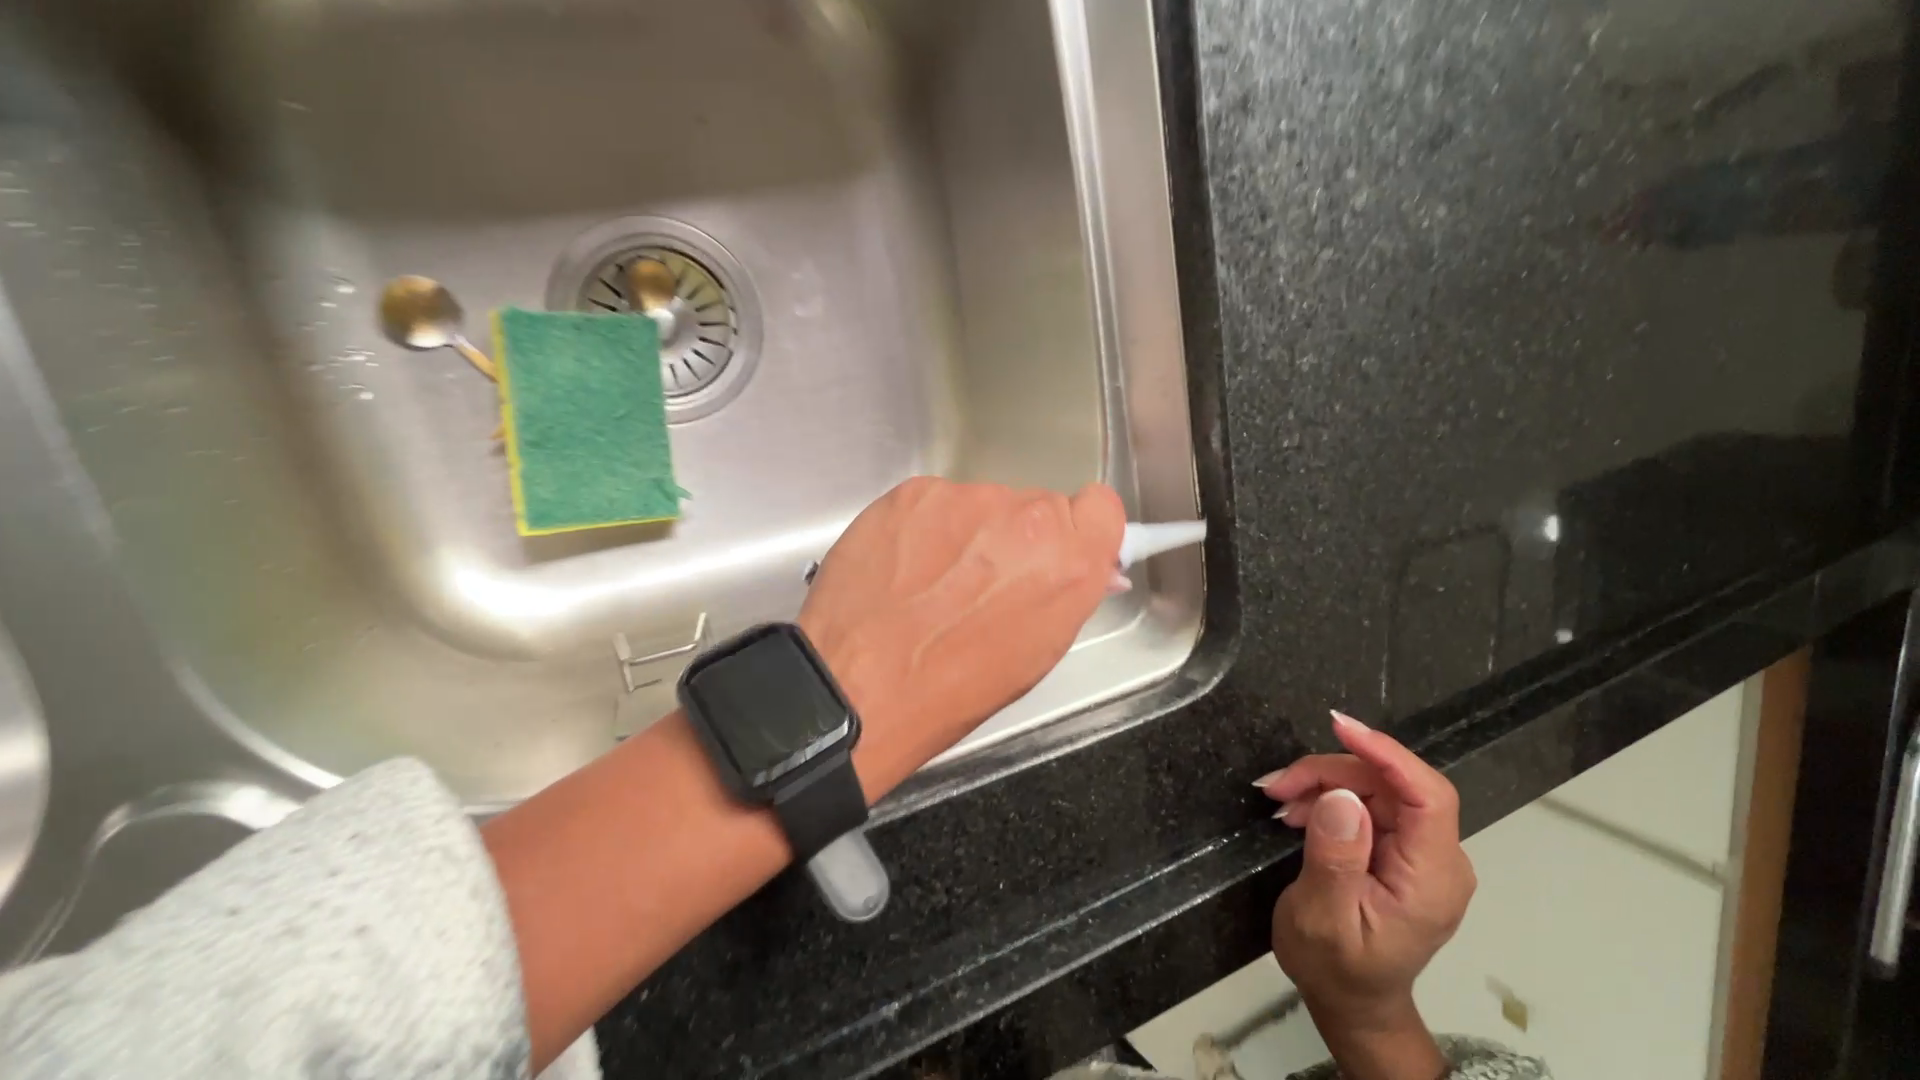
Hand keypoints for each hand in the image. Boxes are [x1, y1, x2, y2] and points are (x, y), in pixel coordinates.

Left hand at [798, 476, 1125, 798]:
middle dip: (1017, 539)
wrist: (859, 688)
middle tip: (983, 583)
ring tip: (931, 586)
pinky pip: (933, 504)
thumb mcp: (1036, 654)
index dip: (1080, 529)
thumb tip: (1089, 568)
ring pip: (981, 505)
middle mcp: (1024, 518)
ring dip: (967, 534)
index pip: (1102, 506)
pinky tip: (901, 571)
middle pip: (1037, 508)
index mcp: (1069, 561)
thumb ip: (1066, 595)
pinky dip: (922, 530)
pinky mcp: (912, 493)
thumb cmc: (954, 690)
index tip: (1060, 549)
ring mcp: (965, 499)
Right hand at [1256, 712, 1475, 1079]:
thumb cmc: (1335, 968)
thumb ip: (1335, 857)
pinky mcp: (1403, 853)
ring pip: (1377, 790)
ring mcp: (1423, 855)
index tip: (1339, 727)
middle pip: (1393, 786)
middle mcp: (1438, 860)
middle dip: (1332, 773)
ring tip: (1279, 803)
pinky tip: (1297, 813)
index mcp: (1431, 878)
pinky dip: (1330, 800)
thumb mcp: (1322, 917)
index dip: (1387, 754)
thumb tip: (1341, 797)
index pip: (1427, 796)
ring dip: (1324, 785)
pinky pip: (1371, 806)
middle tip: (1276, 787)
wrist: (1351, 1004)